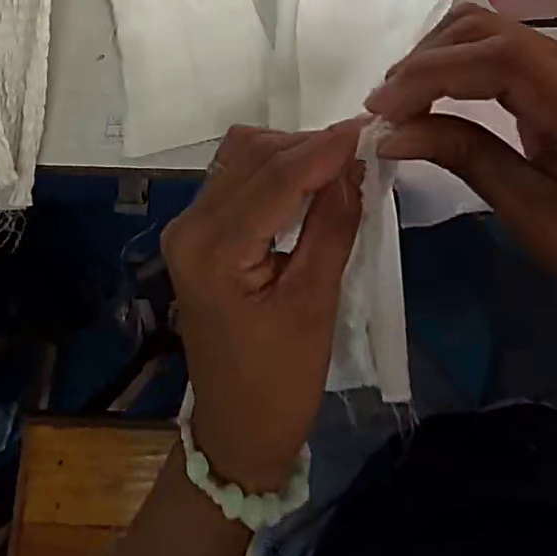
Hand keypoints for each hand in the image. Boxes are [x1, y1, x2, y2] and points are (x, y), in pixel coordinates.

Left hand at [163, 122, 364, 492]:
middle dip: (310, 146)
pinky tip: (306, 179)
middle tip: (360, 150)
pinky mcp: (196, 231)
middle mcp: (189, 226)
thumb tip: (353, 165)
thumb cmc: (280, 380)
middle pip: (254, 156)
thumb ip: (333, 224)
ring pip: (241, 157)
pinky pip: (235, 176)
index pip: (275, 177)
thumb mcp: (316, 302)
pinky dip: (273, 167)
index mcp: (213, 250)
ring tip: (337, 166)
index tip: (368, 128)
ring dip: (291, 151)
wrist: (237, 427)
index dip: (324, 148)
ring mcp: (188, 226)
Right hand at [366, 4, 556, 329]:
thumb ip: (468, 161)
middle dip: (429, 60)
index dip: (435, 73)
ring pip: (502, 30)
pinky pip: (516, 50)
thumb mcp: (539, 224)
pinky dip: (466, 63)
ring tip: (405, 99)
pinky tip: (442, 91)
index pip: (510, 62)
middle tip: (386, 107)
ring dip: (443, 56)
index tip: (382, 107)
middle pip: (500, 32)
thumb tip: (391, 132)